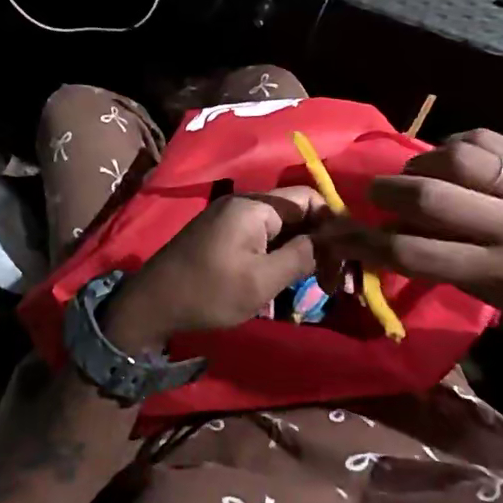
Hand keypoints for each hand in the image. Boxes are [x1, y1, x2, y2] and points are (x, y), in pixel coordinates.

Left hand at [102, 188, 328, 349]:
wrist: (152, 304)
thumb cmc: (209, 292)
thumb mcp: (263, 280)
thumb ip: (302, 256)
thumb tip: (335, 240)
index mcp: (254, 206)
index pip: (309, 198)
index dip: (334, 223)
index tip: (350, 256)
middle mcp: (242, 203)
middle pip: (296, 212)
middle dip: (320, 242)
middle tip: (337, 280)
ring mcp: (229, 217)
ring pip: (280, 227)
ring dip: (300, 251)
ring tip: (318, 284)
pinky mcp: (220, 233)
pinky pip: (261, 236)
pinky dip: (278, 254)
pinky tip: (287, 280)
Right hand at [321, 130, 502, 327]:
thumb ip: (449, 268)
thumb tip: (396, 237)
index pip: (416, 253)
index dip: (367, 242)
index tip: (338, 233)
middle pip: (429, 198)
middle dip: (386, 192)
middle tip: (375, 193)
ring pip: (457, 157)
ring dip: (423, 163)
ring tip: (418, 172)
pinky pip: (488, 138)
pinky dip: (457, 144)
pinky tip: (453, 155)